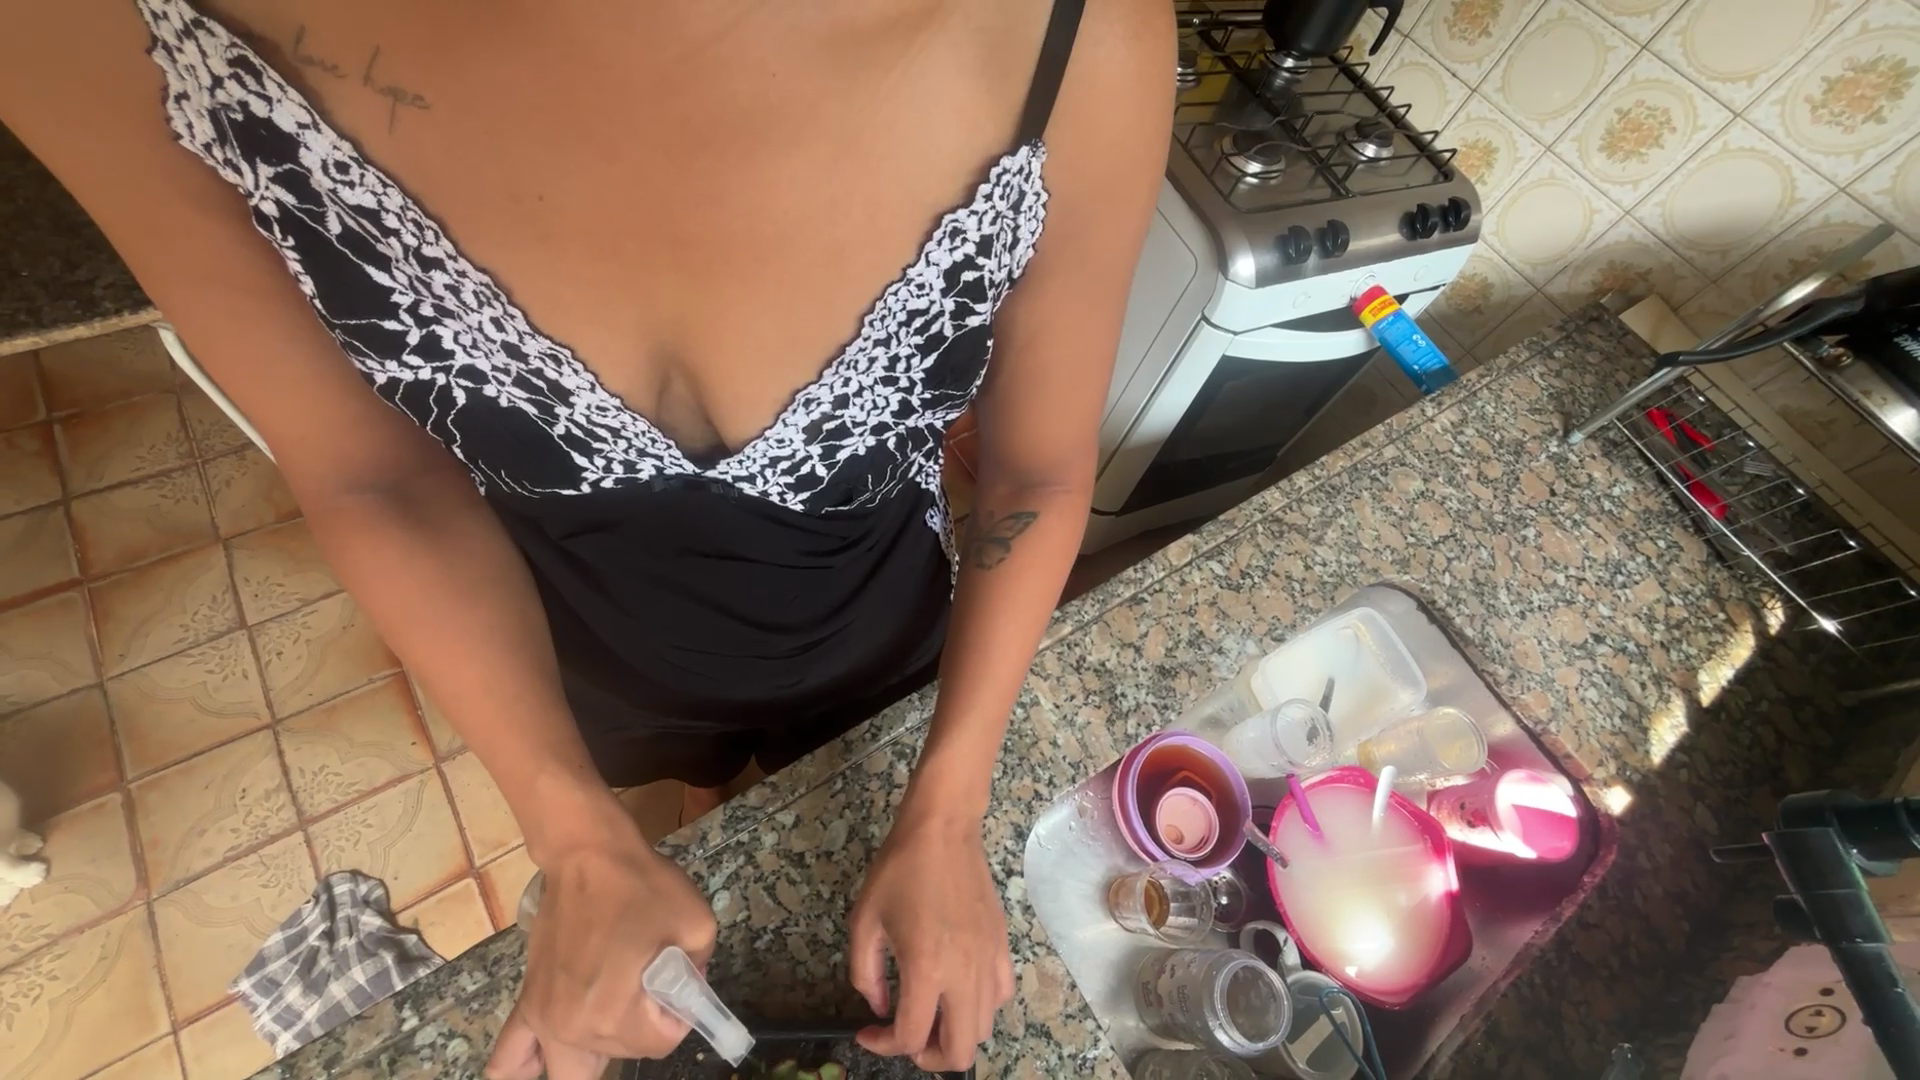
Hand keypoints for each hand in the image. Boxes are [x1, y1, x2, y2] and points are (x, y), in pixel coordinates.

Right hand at [486, 797, 717, 1079]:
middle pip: (616, 1060)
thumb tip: (688, 989)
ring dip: (595, 1054)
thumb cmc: (644, 885)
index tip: (681, 978)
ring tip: (611, 1011)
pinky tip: (545, 1054)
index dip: (681, 1013)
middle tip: (650, 990)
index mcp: (613, 1011)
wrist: (588, 856)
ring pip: (568, 1070)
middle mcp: (571, 1027)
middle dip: (642, 1032)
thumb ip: (700, 968)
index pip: (661, 1044)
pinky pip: (509, 1059)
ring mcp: (542, 1019)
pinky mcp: (527, 1003)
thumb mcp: (697, 921)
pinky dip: (528, 1064)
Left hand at [850, 799, 1013, 1071]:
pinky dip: (981, 1005)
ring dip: (955, 1032)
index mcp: (926, 968)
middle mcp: (964, 972)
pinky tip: (959, 986)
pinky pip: (1001, 994)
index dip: (883, 1045)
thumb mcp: (864, 919)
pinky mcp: (1002, 943)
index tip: (866, 1030)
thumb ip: (865, 973)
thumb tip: (880, 1006)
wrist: (943, 828)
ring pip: (984, 1027)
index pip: (911, 1037)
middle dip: (928, 1057)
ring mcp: (989, 958)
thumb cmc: (899, 868)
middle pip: (961, 1052)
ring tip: (931, 1012)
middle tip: (906, 1034)